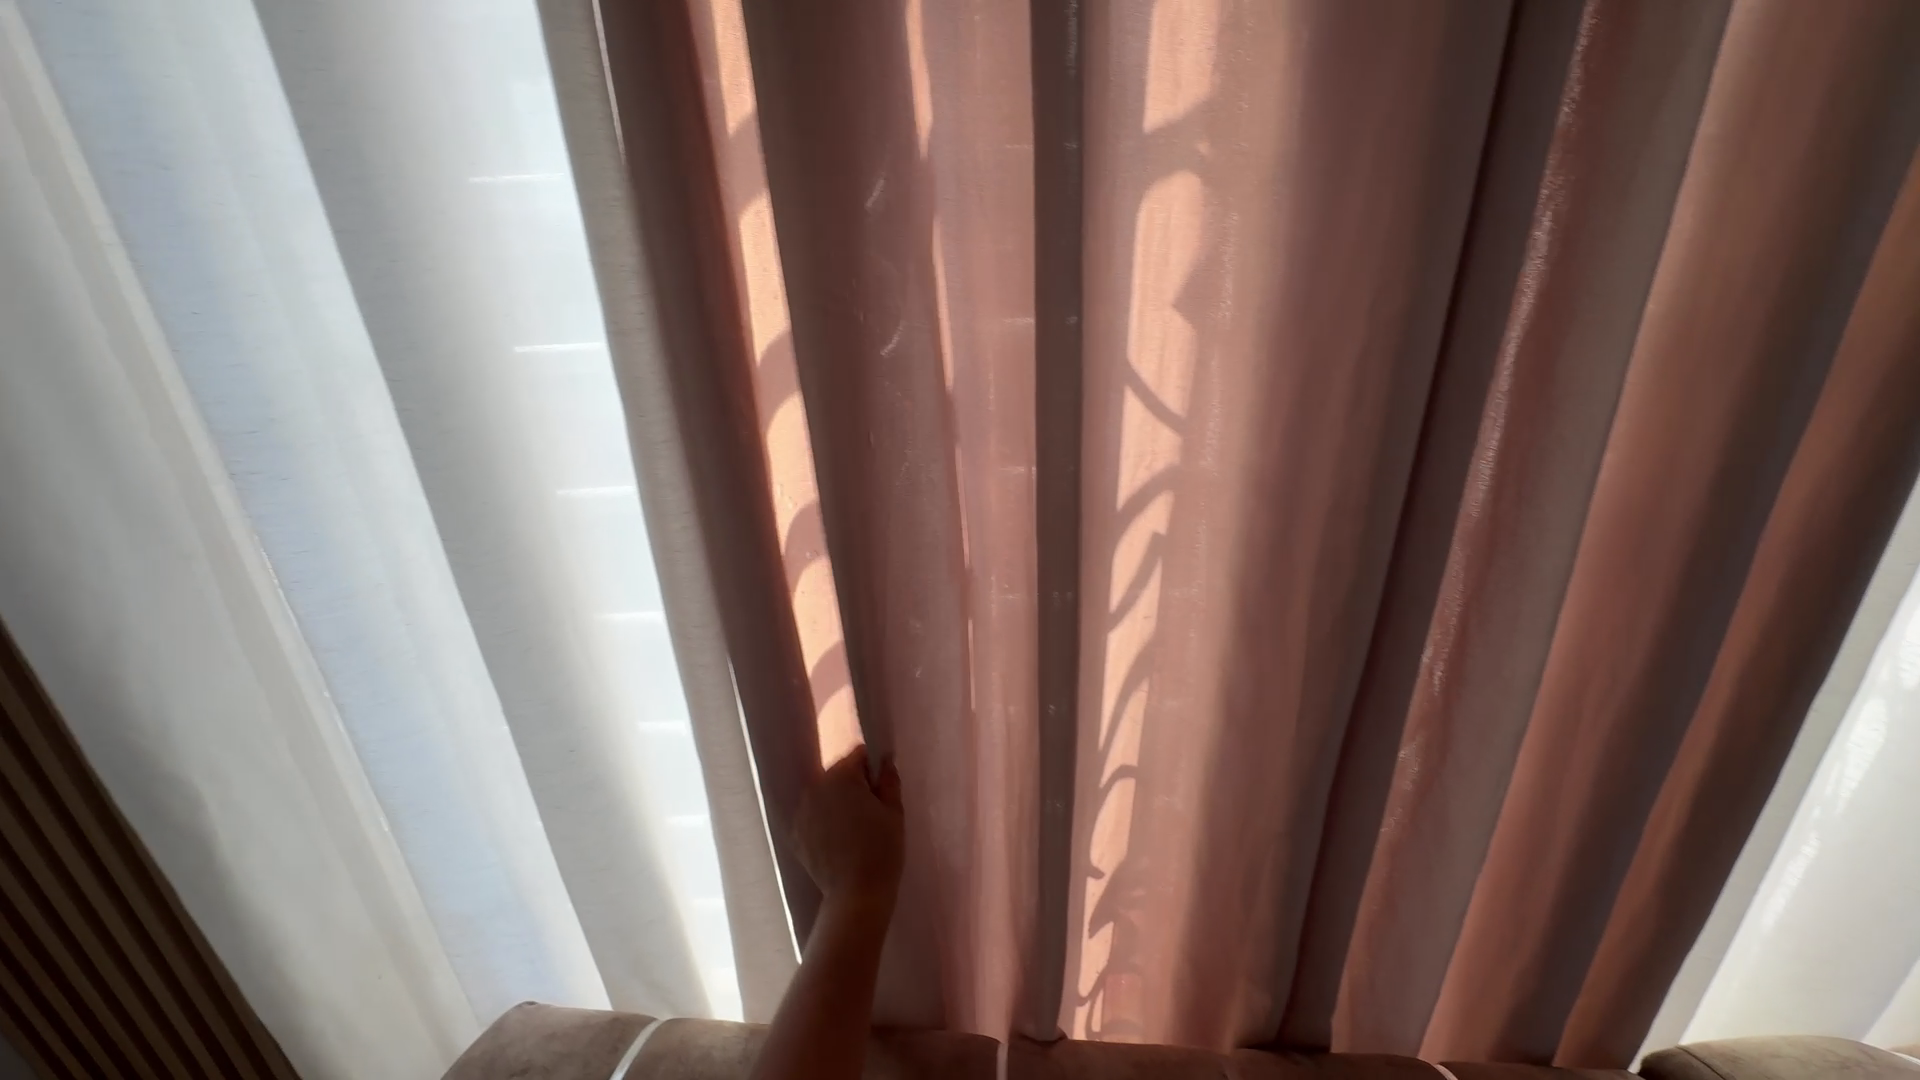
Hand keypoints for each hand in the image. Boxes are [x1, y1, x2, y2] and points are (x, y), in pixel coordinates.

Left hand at [794, 745, 902, 909]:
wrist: (856, 894)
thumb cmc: (882, 849)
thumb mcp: (894, 811)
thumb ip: (889, 780)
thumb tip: (885, 760)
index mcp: (841, 777)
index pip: (859, 756)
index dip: (873, 768)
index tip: (882, 787)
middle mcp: (816, 788)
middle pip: (839, 774)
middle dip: (854, 784)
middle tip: (872, 810)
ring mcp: (802, 812)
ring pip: (825, 795)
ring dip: (837, 801)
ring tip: (855, 828)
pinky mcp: (796, 834)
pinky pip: (813, 816)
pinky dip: (824, 821)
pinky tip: (838, 840)